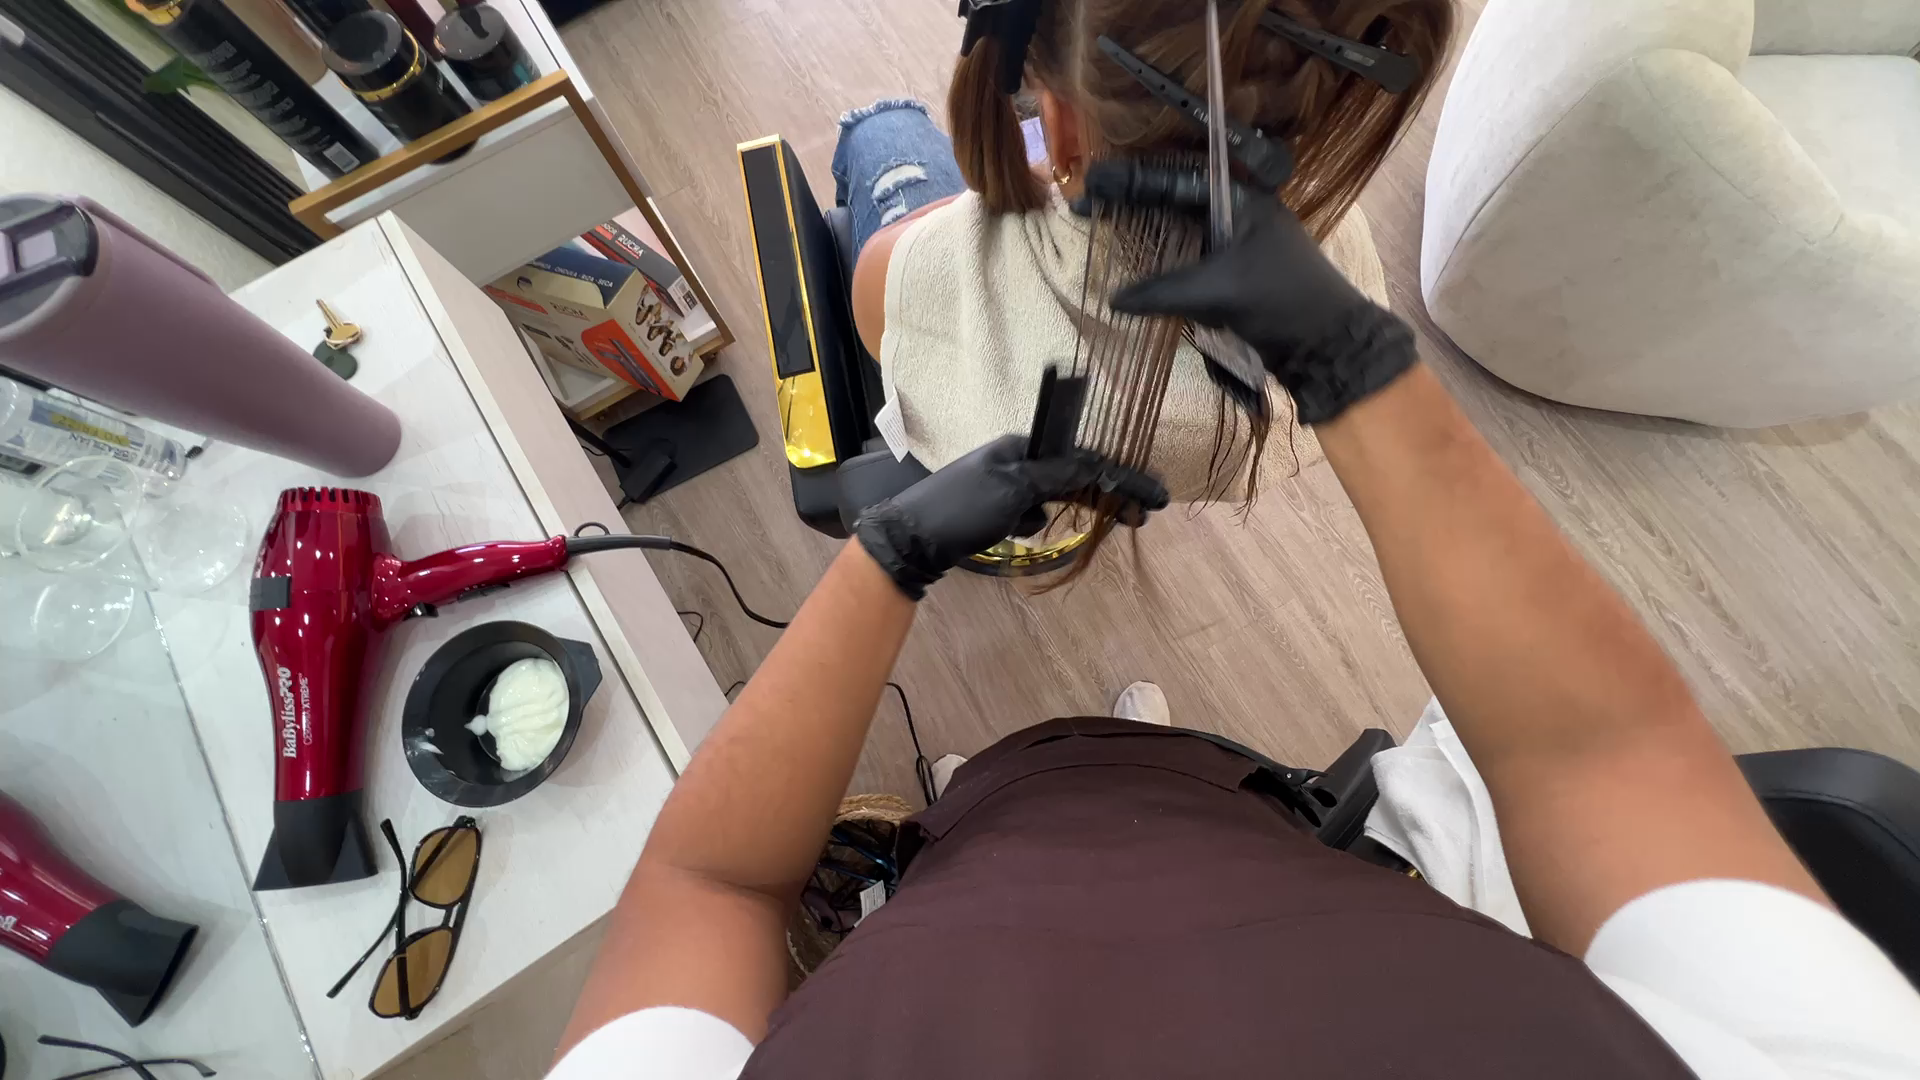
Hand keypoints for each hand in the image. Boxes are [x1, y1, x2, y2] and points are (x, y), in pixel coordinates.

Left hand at [853, 435, 1168, 599]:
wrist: (912, 539)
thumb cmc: (962, 509)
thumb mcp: (1014, 490)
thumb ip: (1056, 477)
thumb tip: (1093, 467)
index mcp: (1022, 447)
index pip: (1082, 459)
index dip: (1120, 477)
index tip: (1153, 498)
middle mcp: (1016, 460)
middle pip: (1074, 474)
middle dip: (1107, 493)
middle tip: (1142, 516)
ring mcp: (1005, 484)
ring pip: (1054, 494)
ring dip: (1070, 508)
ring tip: (1094, 522)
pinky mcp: (994, 508)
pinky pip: (1029, 510)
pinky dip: (1033, 521)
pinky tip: (1019, 532)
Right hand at [1089, 161, 1419, 424]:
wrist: (1325, 343)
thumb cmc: (1280, 301)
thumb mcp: (1218, 291)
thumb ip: (1163, 290)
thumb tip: (1114, 299)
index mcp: (1240, 200)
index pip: (1176, 181)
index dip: (1131, 182)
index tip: (1092, 183)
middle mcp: (1236, 214)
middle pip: (1173, 202)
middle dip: (1130, 204)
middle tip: (1087, 205)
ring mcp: (1235, 246)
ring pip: (1178, 232)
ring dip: (1142, 233)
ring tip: (1101, 229)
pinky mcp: (1231, 276)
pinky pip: (1186, 262)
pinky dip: (1159, 265)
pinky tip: (1133, 268)